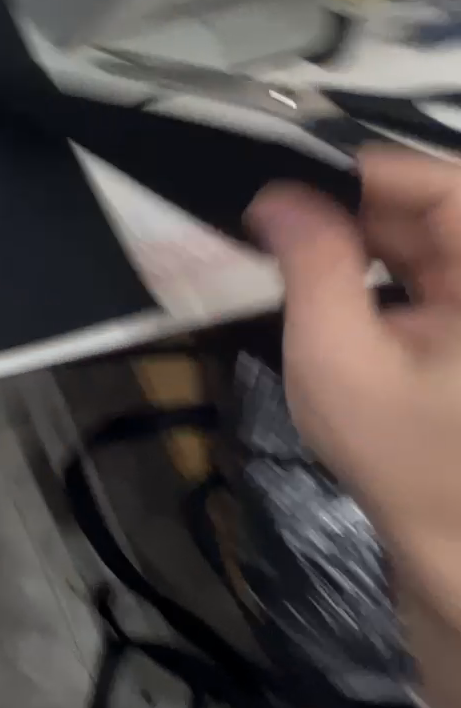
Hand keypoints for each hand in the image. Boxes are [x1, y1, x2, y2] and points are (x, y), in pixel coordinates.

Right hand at [247, 147, 460, 616]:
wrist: (458, 535)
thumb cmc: (399, 449)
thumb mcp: (336, 355)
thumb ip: (311, 267)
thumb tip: (274, 197)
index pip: (450, 189)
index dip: (369, 172)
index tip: (282, 181)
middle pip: (442, 206)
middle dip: (353, 203)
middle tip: (266, 217)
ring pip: (431, 232)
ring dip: (358, 232)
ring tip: (282, 245)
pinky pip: (430, 262)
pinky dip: (374, 258)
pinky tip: (322, 272)